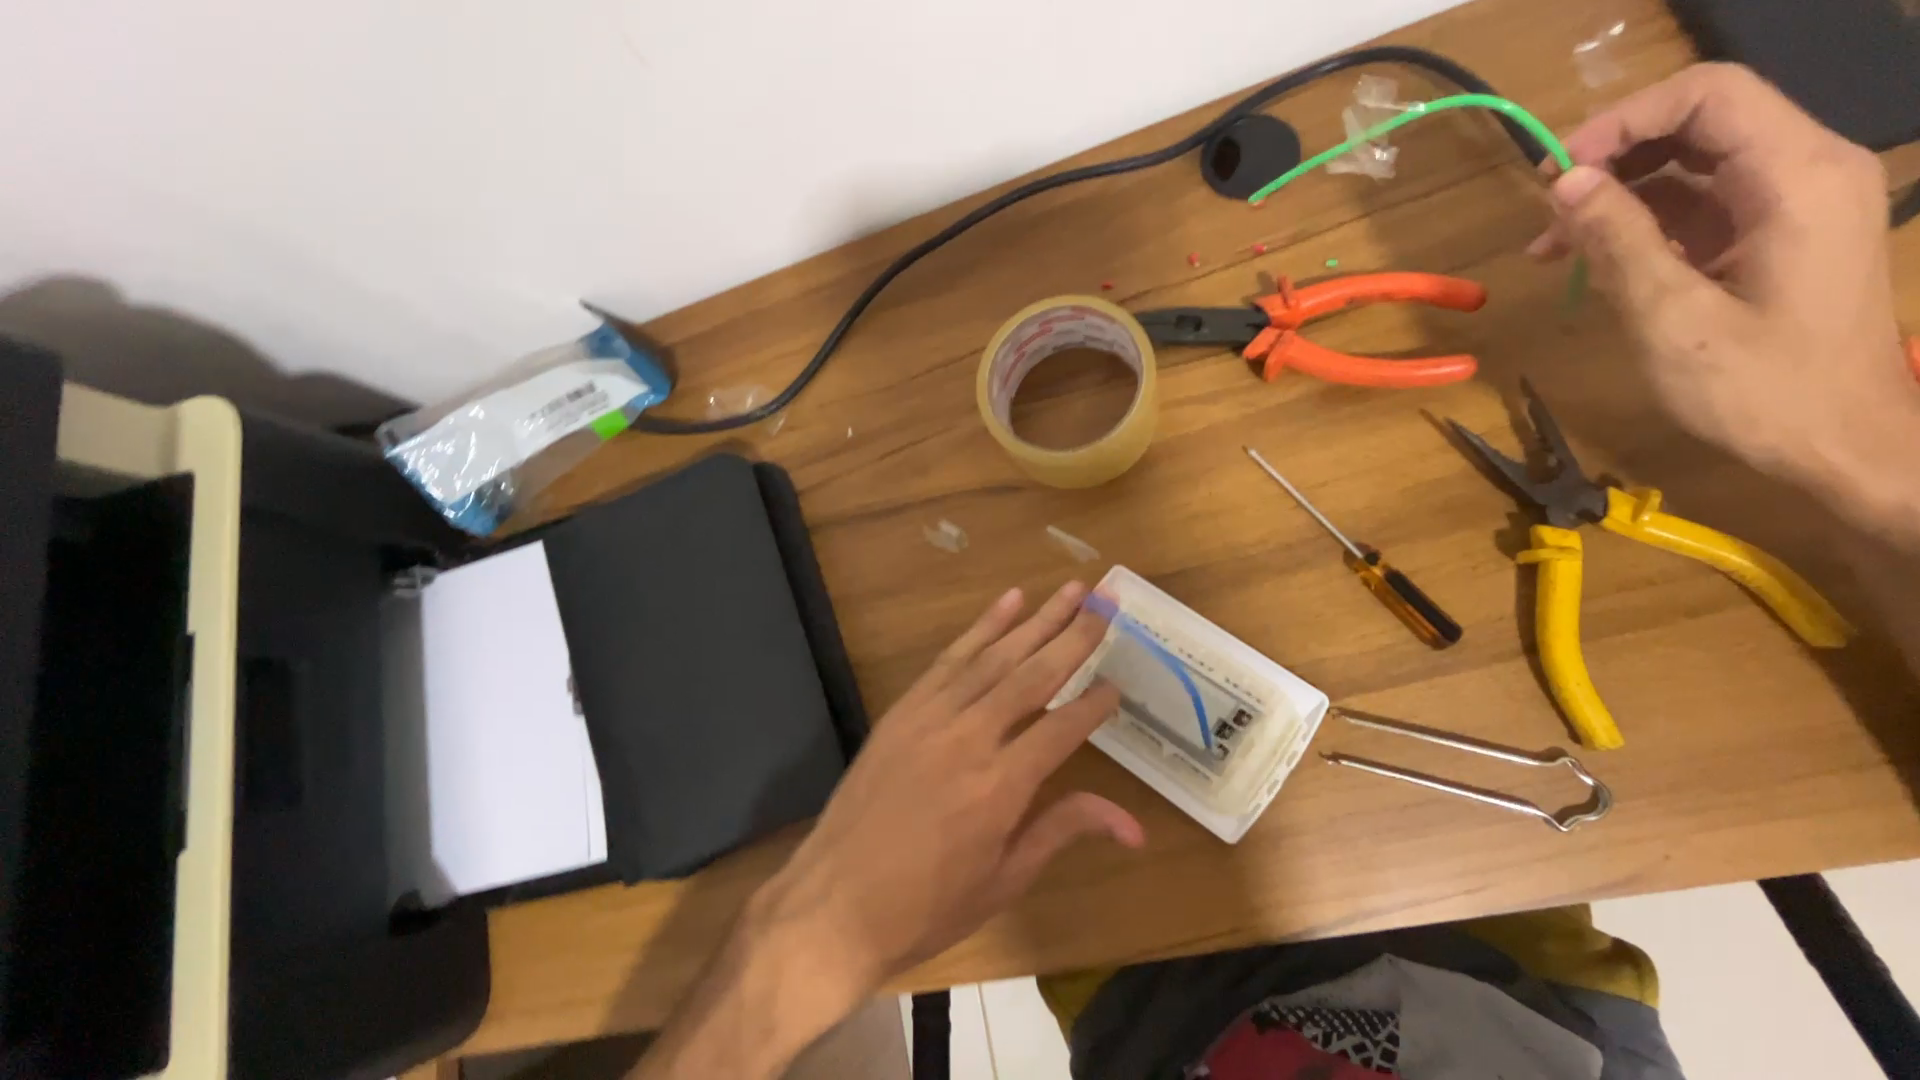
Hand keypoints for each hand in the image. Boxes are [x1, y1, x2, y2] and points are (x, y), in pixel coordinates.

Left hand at [752, 580, 1141, 1000]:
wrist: (832, 904)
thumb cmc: (925, 907)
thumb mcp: (1002, 881)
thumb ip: (1062, 831)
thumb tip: (1134, 825)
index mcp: (1000, 786)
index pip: (1061, 727)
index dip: (1094, 704)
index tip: (1118, 683)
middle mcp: (969, 738)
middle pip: (1032, 675)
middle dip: (1074, 637)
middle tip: (1107, 603)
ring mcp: (929, 718)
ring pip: (993, 657)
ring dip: (1035, 620)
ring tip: (1071, 591)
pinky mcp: (901, 711)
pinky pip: (948, 660)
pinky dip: (980, 628)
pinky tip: (1006, 604)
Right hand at [1529, 64, 1919, 535]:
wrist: (1842, 446)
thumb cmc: (1760, 391)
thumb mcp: (1672, 318)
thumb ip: (1619, 241)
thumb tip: (1565, 183)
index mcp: (1796, 178)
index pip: (1708, 96)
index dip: (1623, 121)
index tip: (1558, 175)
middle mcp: (1807, 171)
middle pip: (1701, 121)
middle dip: (1614, 155)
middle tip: (1547, 209)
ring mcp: (1795, 203)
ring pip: (1695, 163)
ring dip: (1619, 193)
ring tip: (1552, 245)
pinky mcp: (1777, 235)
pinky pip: (1702, 204)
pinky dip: (1643, 222)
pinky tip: (1593, 260)